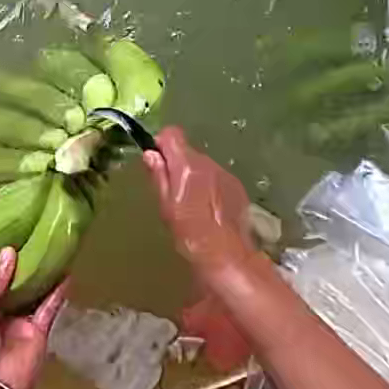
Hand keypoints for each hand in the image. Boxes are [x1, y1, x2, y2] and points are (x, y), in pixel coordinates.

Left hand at [0, 247, 69, 388]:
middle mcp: (2, 315)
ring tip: (56, 251)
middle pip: (18, 287)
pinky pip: (50, 307)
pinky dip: (57, 292)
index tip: (15, 242)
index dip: (4, 265)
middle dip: (27, 269)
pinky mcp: (41, 331)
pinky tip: (66, 274)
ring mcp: (22, 323)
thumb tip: (9, 251)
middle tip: (38, 242)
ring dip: (45, 277)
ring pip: (36, 295)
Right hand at [142, 127, 260, 276]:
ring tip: (192, 204)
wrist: (227, 254)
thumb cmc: (190, 234)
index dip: (162, 144)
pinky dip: (211, 187)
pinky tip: (209, 209)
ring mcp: (226, 174)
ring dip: (196, 176)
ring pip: (204, 166)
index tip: (157, 161)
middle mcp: (209, 163)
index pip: (172, 134)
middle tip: (172, 191)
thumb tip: (150, 154)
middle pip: (189, 152)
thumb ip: (159, 176)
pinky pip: (218, 179)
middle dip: (178, 164)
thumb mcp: (167, 206)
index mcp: (188, 165)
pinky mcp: (237, 187)